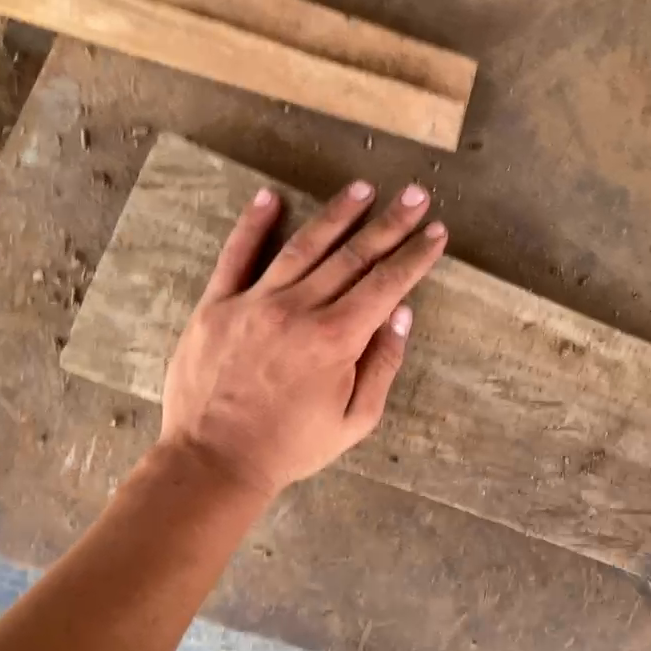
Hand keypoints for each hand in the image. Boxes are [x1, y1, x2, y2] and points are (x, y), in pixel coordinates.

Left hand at [159, 181, 446, 496]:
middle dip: (391, 223)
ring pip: (303, 246)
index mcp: (336, 339)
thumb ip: (382, 363)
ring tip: (364, 188)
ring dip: (337, 215)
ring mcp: (253, 303)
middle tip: (417, 195)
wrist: (214, 461)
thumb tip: (401, 314)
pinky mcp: (216, 306)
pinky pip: (236, 257)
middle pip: (353, 256)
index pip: (386, 284)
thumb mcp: (356, 419)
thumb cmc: (293, 445)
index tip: (437, 232)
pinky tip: (271, 197)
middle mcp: (298, 310)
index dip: (416, 255)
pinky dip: (253, 225)